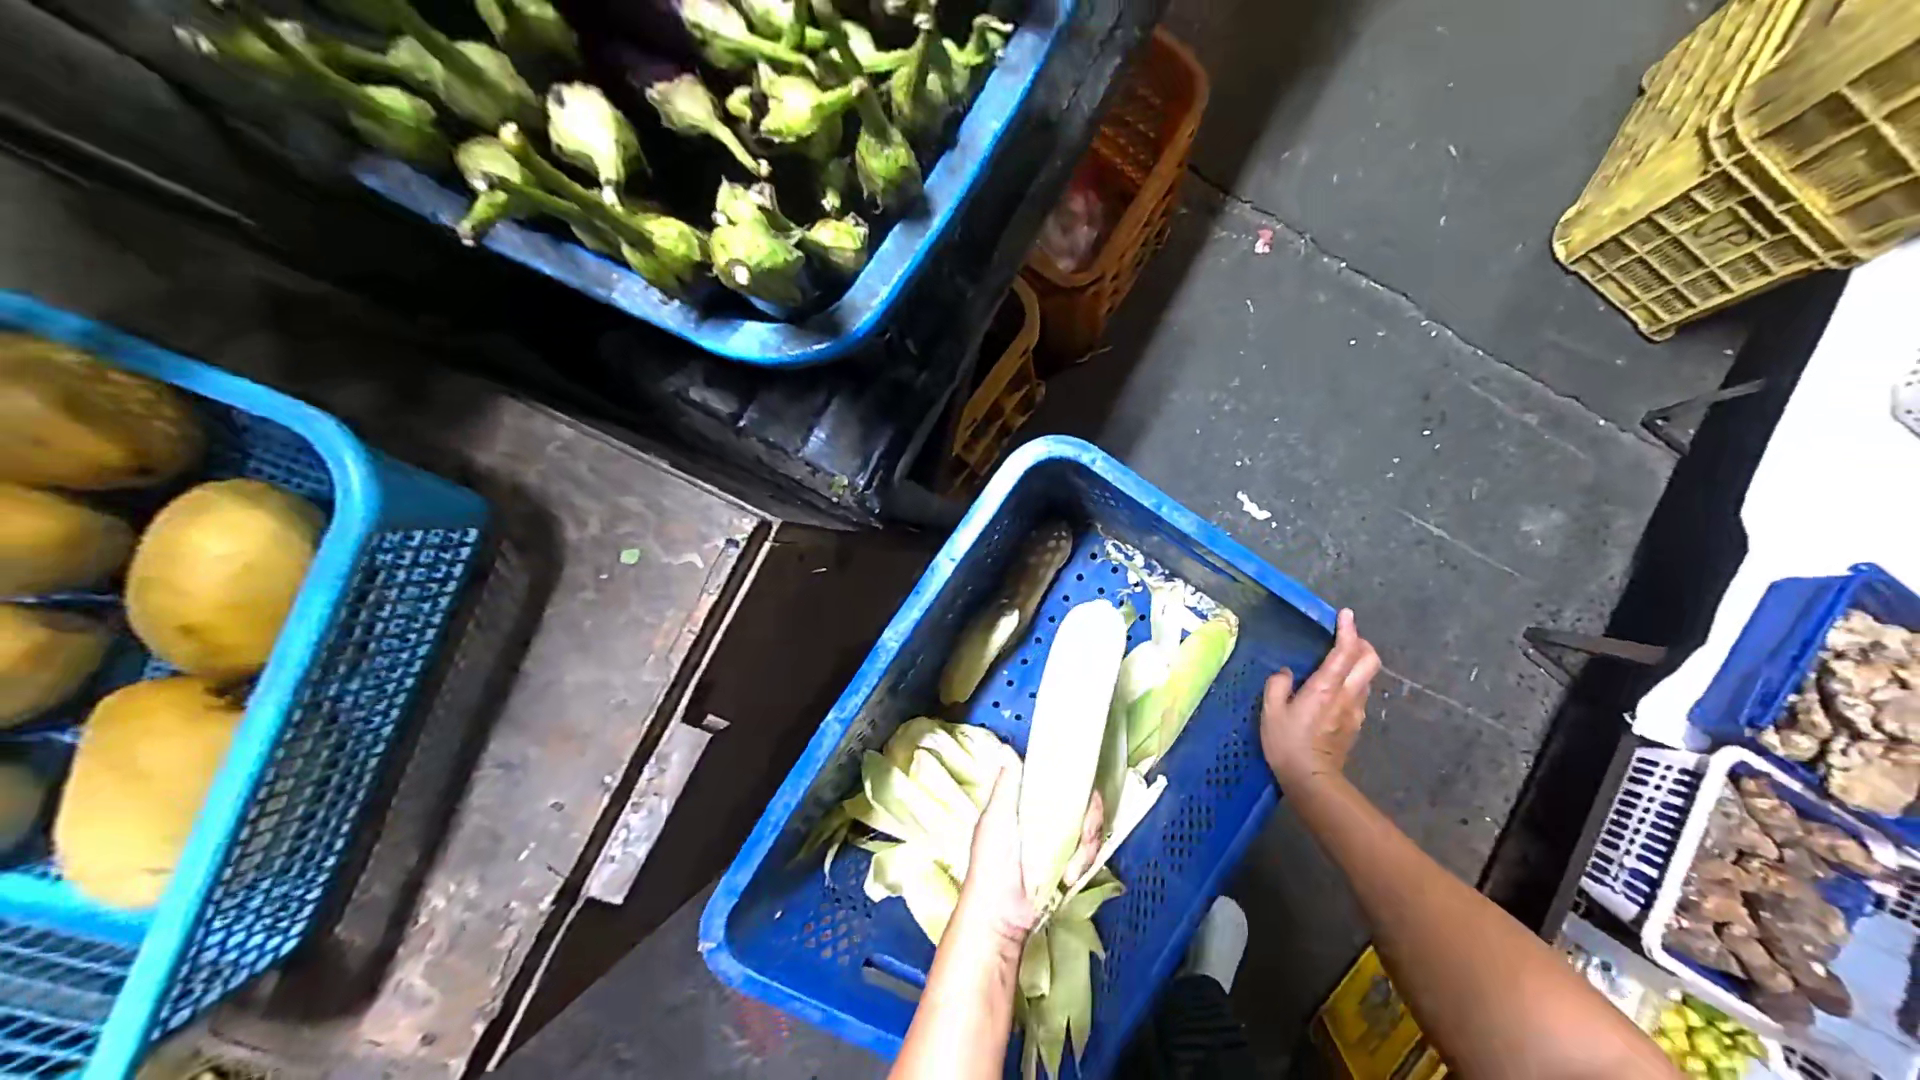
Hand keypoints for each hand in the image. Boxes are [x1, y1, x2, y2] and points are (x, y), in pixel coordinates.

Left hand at [955, 752, 1101, 949]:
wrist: (1002, 917)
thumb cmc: (992, 865)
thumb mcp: (994, 821)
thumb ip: (1006, 786)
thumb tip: (1008, 749)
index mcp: (1026, 801)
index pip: (1058, 779)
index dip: (1072, 779)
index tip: (1080, 786)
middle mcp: (1046, 815)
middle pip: (1082, 801)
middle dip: (1088, 819)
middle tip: (1082, 837)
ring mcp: (1060, 839)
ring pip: (1090, 826)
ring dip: (1085, 846)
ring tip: (1069, 868)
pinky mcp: (1071, 861)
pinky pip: (1091, 850)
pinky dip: (1085, 862)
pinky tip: (1070, 875)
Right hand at [1260, 608, 1380, 787]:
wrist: (1312, 778)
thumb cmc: (1287, 742)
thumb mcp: (1271, 711)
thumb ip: (1278, 686)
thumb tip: (1287, 674)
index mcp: (1326, 687)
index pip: (1345, 651)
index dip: (1348, 630)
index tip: (1345, 614)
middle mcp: (1347, 695)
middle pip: (1369, 661)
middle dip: (1362, 643)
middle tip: (1346, 636)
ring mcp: (1356, 710)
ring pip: (1367, 677)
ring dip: (1358, 663)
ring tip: (1340, 660)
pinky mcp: (1356, 723)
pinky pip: (1359, 693)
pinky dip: (1353, 681)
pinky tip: (1335, 688)